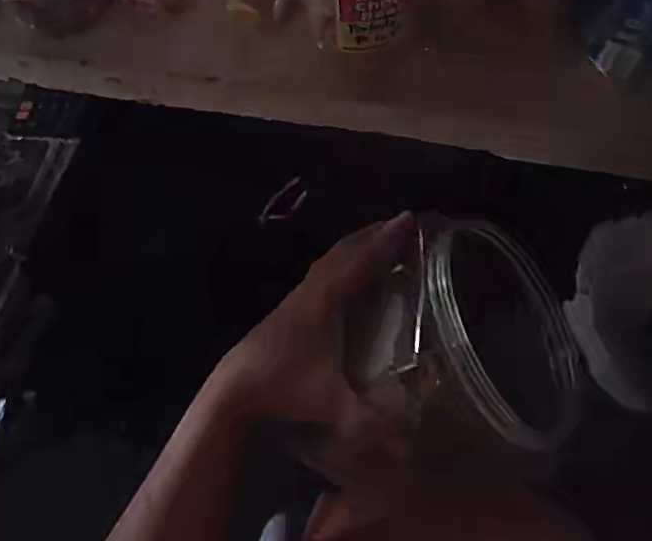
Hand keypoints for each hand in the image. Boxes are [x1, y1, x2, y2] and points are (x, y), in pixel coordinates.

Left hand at [208, 212, 413, 432]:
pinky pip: (325, 268)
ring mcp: (299, 293)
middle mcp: (312, 288)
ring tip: (382, 238)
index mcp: (324, 300)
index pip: (360, 261)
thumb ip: (372, 419)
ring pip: (332, 257)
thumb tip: (413, 434)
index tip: (409, 218)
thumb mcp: (331, 404)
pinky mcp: (293, 304)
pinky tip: (351, 271)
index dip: (386, 240)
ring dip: (358, 244)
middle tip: (403, 223)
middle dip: (375, 233)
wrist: (237, 386)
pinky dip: (345, 259)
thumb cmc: (284, 387)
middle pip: (346, 250)